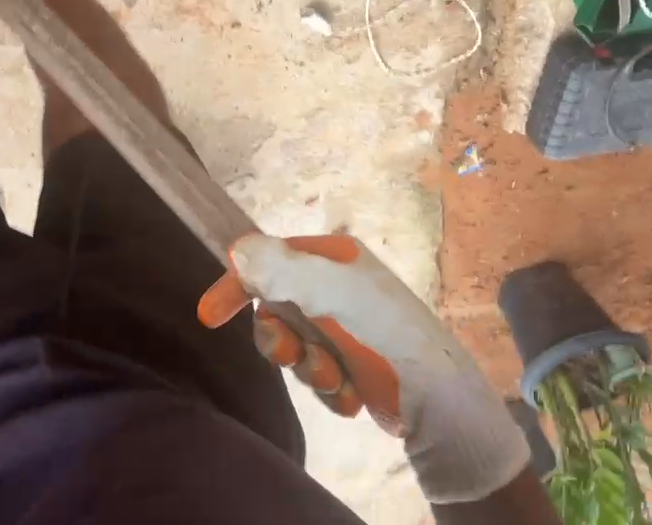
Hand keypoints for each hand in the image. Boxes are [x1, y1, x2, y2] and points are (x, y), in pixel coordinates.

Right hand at [198, 234, 529, 503]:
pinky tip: (352, 397)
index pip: (271, 260)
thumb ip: (279, 269)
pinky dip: (329, 389)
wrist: (440, 403)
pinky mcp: (356, 365)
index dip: (239, 284)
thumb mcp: (327, 292)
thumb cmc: (381, 333)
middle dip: (282, 341)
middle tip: (291, 355)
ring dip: (309, 369)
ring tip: (335, 380)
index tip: (211, 316)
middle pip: (278, 309)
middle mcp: (338, 288)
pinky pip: (318, 375)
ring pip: (296, 347)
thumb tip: (237, 247)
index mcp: (333, 258)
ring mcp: (348, 327)